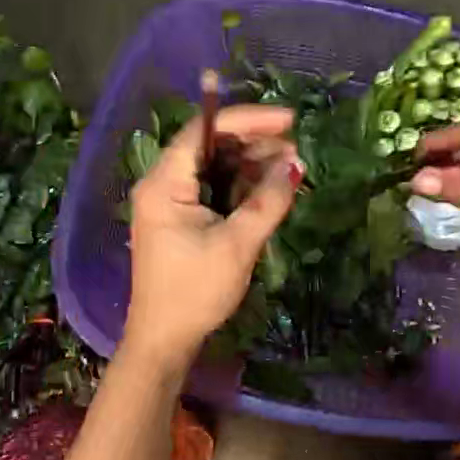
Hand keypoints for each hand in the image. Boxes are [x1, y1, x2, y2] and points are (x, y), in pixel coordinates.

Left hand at [123, 104, 301, 365]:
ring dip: (251, 166)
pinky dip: (242, 188)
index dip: (248, 120)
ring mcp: (172, 204)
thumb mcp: (237, 245)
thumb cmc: (195, 292)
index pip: (206, 131)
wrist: (164, 340)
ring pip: (215, 169)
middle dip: (254, 144)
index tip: (288, 121)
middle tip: (296, 150)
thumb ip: (268, 202)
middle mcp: (163, 185)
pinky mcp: (182, 222)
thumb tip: (296, 166)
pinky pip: (214, 192)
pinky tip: (271, 190)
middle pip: (211, 147)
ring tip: (291, 169)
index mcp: (165, 183)